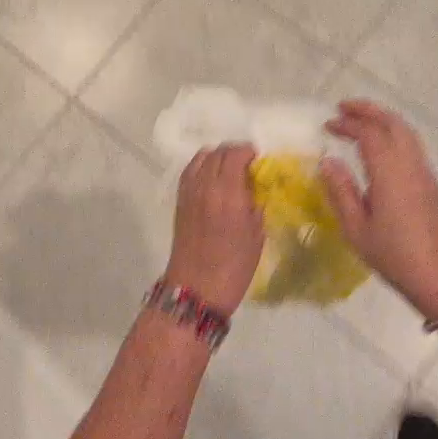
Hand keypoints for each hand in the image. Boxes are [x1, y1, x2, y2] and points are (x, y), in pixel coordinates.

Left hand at [162, 143, 262, 316]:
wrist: (197, 287)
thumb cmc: (234, 266)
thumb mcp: (256, 235)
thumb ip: (256, 204)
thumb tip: (255, 188)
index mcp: (228, 194)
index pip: (234, 155)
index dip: (247, 151)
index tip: (258, 157)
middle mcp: (205, 186)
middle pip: (217, 152)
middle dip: (233, 152)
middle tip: (247, 163)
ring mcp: (189, 191)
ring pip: (201, 158)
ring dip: (217, 157)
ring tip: (229, 169)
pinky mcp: (180, 200)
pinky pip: (190, 171)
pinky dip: (202, 166)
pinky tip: (213, 178)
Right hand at [322, 100, 437, 318]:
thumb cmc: (396, 256)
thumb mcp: (357, 229)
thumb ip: (341, 191)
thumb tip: (328, 161)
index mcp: (390, 173)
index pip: (369, 134)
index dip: (347, 124)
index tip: (327, 125)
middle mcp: (411, 166)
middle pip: (393, 123)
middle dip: (369, 110)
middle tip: (344, 108)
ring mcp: (425, 175)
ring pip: (407, 133)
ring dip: (383, 121)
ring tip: (360, 122)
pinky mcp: (432, 186)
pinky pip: (412, 147)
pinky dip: (393, 136)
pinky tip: (379, 150)